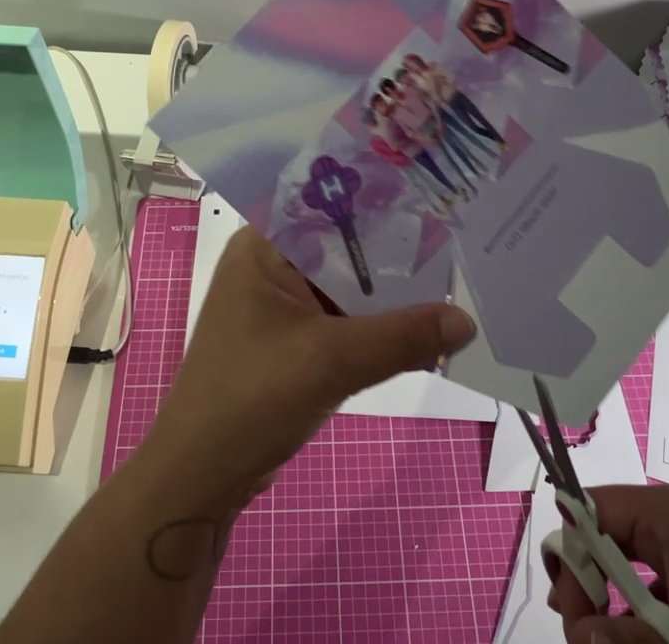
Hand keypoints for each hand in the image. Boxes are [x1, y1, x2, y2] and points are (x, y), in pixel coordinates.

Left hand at [138, 227, 475, 502]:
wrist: (202, 473)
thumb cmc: (252, 399)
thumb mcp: (332, 361)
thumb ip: (402, 336)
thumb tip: (466, 321)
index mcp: (263, 247)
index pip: (328, 204)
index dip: (380, 197)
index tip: (435, 195)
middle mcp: (269, 265)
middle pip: (342, 245)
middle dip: (395, 250)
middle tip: (457, 238)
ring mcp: (280, 305)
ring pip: (345, 284)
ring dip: (389, 291)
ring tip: (453, 277)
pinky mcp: (291, 340)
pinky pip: (342, 318)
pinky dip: (376, 323)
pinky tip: (422, 325)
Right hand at [549, 485, 668, 643]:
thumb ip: (625, 640)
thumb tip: (579, 635)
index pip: (588, 510)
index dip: (570, 560)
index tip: (575, 620)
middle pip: (607, 530)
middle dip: (590, 583)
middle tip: (589, 637)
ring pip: (633, 553)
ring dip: (617, 598)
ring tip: (615, 640)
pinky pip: (665, 568)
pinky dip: (649, 601)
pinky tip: (651, 636)